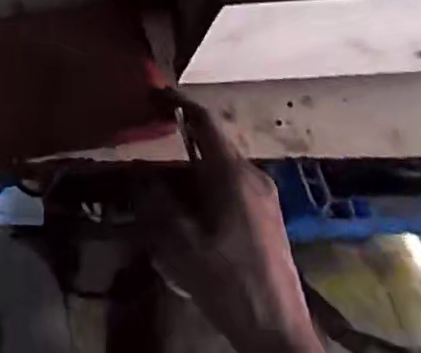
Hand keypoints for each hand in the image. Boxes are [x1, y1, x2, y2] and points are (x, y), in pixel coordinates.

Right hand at [133, 91, 323, 352]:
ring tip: (164, 173)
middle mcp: (254, 176)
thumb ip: (159, 203)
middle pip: (214, 142)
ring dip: (194, 163)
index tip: (156, 91)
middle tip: (151, 136)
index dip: (180, 102)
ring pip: (222, 164)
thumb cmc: (230, 284)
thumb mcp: (183, 246)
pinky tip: (189, 205)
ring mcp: (265, 197)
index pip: (206, 121)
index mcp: (235, 175)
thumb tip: (140, 174)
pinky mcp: (268, 216)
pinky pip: (232, 183)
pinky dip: (207, 181)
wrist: (279, 335)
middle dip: (182, 136)